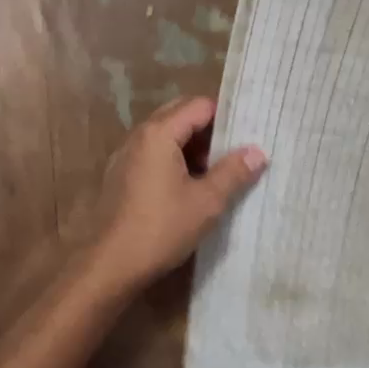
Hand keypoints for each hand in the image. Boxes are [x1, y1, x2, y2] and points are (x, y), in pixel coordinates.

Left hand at [85, 97, 268, 292]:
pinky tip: (188, 185)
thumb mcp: (206, 202)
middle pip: (179, 114)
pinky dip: (173, 158)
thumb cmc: (161, 228)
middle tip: (236, 151)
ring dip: (191, 145)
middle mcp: (139, 135)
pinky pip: (152, 152)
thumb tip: (258, 151)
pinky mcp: (120, 173)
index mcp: (159, 133)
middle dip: (208, 129)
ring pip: (165, 134)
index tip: (249, 132)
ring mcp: (126, 153)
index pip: (198, 105)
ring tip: (217, 171)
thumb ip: (233, 173)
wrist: (110, 262)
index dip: (226, 115)